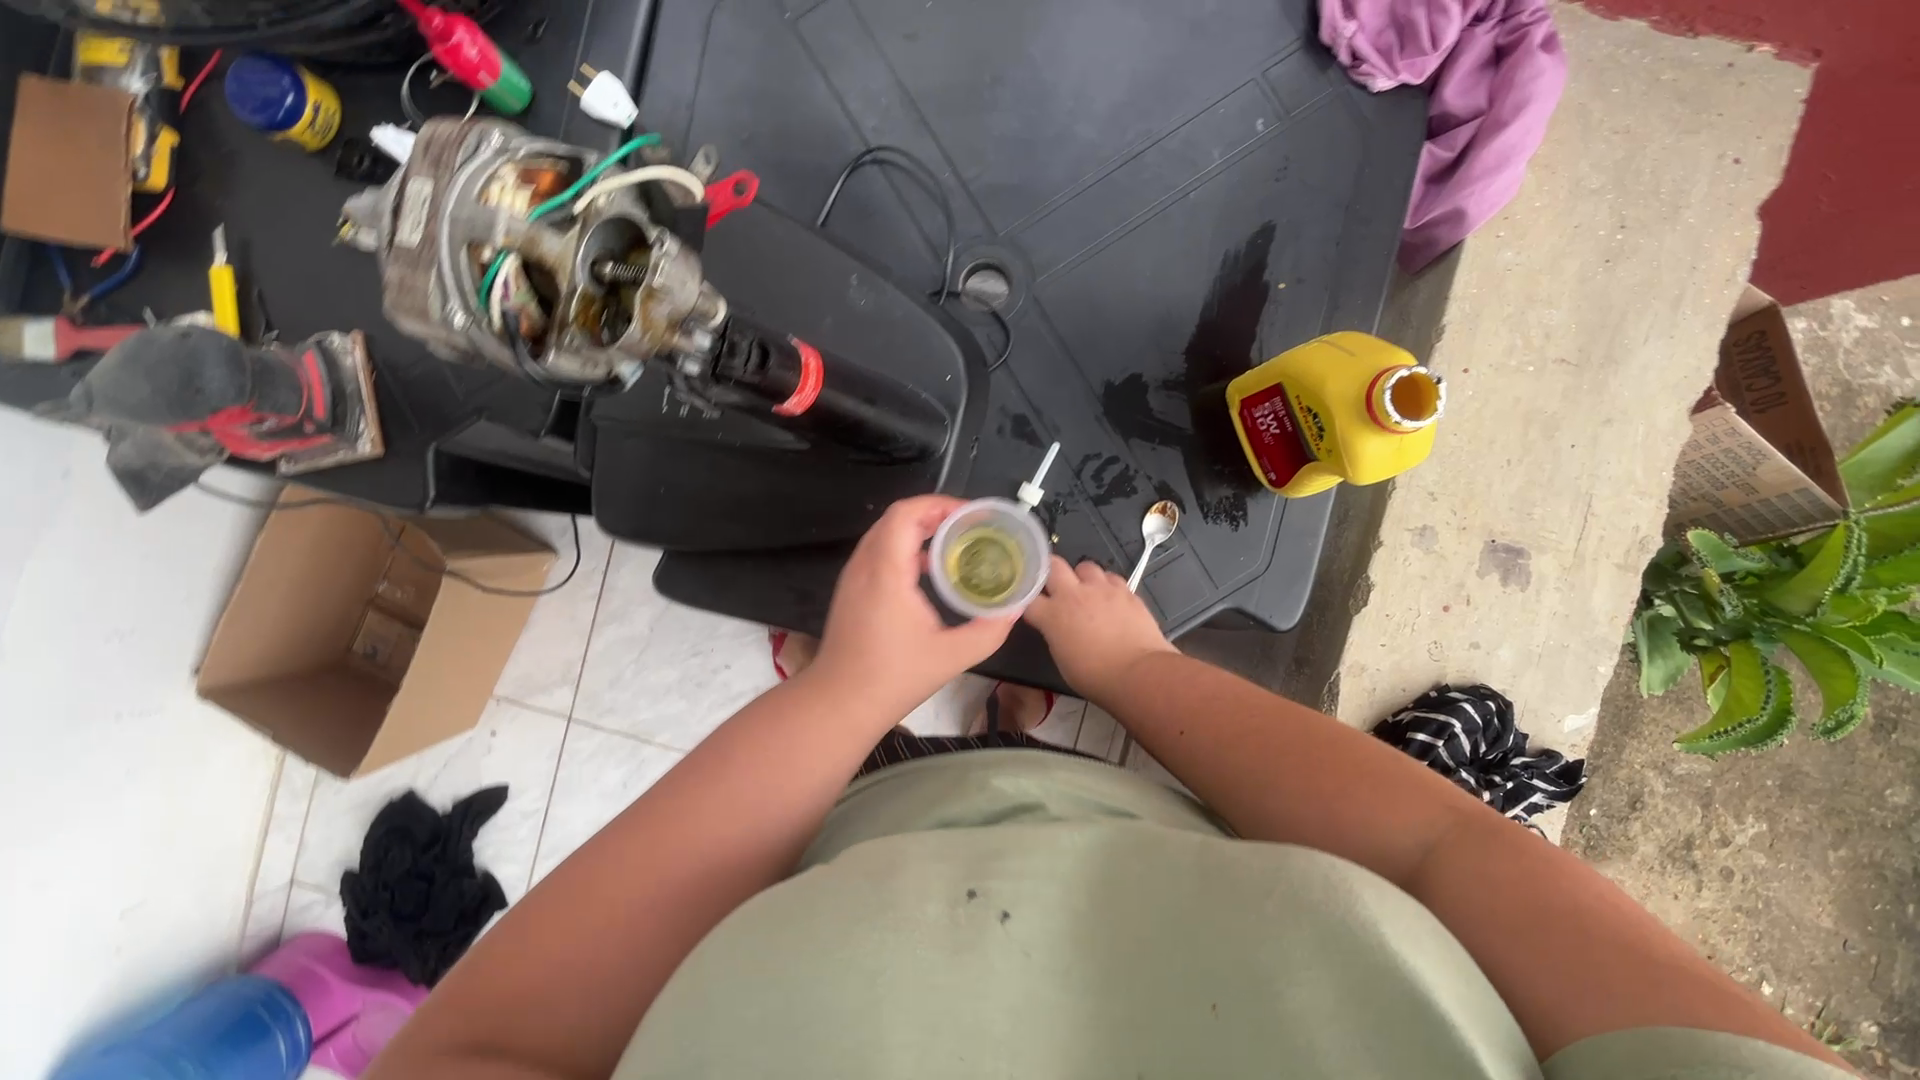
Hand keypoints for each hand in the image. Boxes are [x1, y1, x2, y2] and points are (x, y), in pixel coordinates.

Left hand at [810, 495, 1016, 711]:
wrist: (839, 703)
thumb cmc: (892, 678)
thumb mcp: (951, 656)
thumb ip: (988, 630)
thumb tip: (1015, 608)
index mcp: (886, 572)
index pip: (906, 514)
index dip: (939, 504)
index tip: (971, 516)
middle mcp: (865, 566)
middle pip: (896, 518)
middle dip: (934, 515)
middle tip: (970, 527)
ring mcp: (853, 577)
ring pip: (885, 534)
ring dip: (919, 531)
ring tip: (955, 544)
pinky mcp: (851, 591)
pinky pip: (879, 553)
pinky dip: (905, 549)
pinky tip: (930, 571)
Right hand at [1022, 556, 1175, 699]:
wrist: (1138, 672)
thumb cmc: (1096, 676)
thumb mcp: (1062, 660)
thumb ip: (1055, 636)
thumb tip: (1058, 628)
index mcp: (1052, 615)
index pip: (1028, 597)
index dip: (1028, 600)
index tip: (1032, 606)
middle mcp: (1074, 594)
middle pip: (1053, 566)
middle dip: (1050, 572)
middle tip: (1055, 586)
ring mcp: (1102, 589)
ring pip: (1085, 566)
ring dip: (1082, 577)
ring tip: (1087, 591)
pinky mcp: (1126, 591)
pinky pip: (1111, 577)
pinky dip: (1107, 585)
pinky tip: (1111, 597)